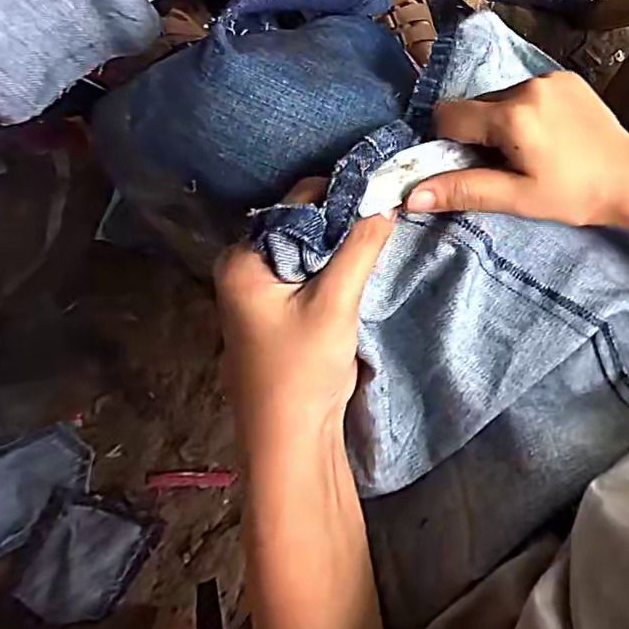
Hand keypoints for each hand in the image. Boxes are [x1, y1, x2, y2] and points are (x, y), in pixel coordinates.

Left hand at [215, 178, 394, 424]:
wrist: (293, 437)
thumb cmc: (302, 368)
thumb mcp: (335, 301)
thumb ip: (360, 247)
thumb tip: (386, 200)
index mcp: (241, 260)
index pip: (295, 203)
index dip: (338, 194)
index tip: (379, 191)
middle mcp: (245, 266)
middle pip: (302, 222)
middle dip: (343, 217)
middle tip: (385, 210)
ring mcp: (262, 287)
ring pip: (311, 245)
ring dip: (344, 240)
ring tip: (382, 228)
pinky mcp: (281, 305)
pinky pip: (313, 266)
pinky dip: (338, 260)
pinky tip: (366, 258)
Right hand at [406, 72, 628, 227]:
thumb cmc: (576, 195)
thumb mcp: (518, 198)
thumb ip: (464, 189)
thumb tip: (411, 195)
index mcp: (512, 115)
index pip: (448, 116)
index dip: (450, 142)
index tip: (474, 163)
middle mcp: (528, 85)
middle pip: (476, 105)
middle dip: (480, 133)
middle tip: (509, 163)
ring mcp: (550, 78)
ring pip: (501, 97)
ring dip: (503, 120)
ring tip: (533, 150)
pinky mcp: (567, 77)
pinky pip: (528, 90)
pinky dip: (527, 110)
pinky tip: (551, 135)